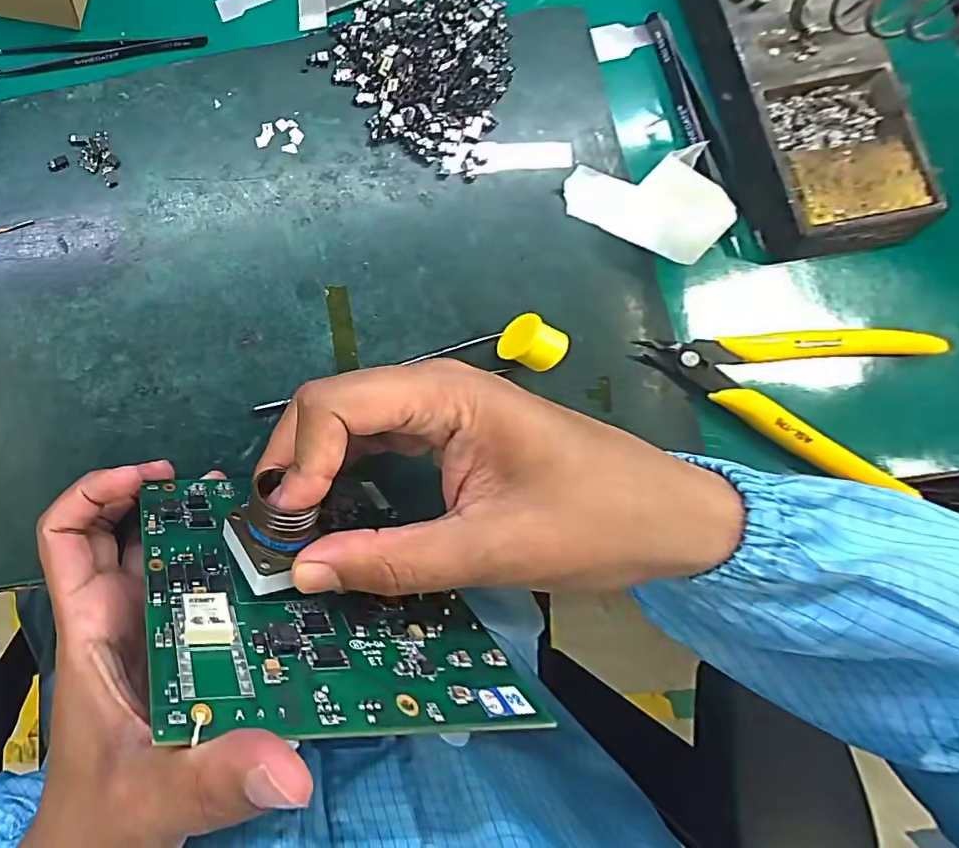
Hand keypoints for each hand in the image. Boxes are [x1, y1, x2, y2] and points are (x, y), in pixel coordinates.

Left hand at [24, 461, 311, 847]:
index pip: (61, 535)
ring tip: (219, 502)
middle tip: (190, 483)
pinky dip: (192, 560)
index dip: (89, 494)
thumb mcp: (156, 798)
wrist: (93, 846)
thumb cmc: (101, 815)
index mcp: (87, 626)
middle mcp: (106, 613)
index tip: (142, 481)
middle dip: (137, 494)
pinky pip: (169, 585)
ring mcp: (131, 626)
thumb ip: (213, 780)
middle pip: (103, 529)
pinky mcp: (157, 644)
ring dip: (170, 521)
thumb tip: (290, 765)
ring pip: (139, 551)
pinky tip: (231, 556)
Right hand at [259, 361, 743, 595]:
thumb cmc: (600, 524)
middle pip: (324, 403)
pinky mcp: (429, 424)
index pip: (336, 403)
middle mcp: (423, 385)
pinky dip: (332, 464)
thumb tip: (305, 572)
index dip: (302, 457)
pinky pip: (360, 433)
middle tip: (278, 517)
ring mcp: (425, 402)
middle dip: (291, 456)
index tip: (292, 516)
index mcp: (442, 394)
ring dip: (304, 459)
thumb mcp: (494, 551)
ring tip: (289, 510)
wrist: (680, 520)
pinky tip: (325, 497)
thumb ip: (394, 561)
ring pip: (335, 415)